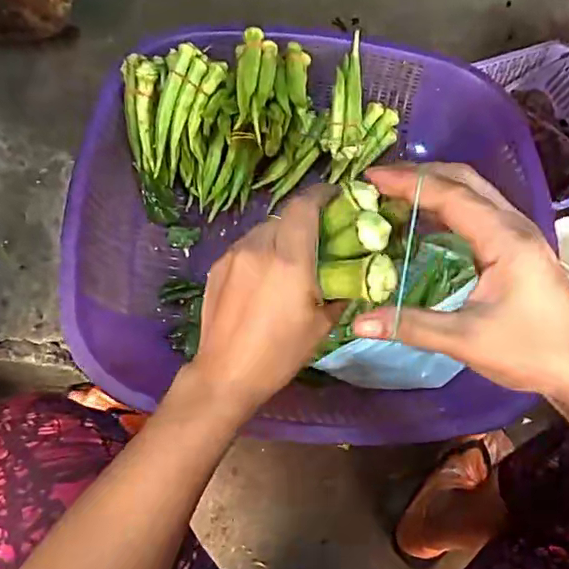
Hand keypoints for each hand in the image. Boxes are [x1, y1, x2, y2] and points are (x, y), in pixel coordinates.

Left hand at [181, 186, 342, 414]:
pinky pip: (247, 246)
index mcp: (289, 259)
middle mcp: (259, 247)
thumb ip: (340, 290)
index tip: (337, 197)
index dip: (322, 194)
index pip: (305, 206)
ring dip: (283, 236)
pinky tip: (267, 277)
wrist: (226, 374)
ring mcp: (233, 255)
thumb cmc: (281, 353)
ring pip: (264, 230)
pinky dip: (263, 251)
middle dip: (306, 220)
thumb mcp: (323, 324)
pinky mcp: (217, 267)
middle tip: (321, 238)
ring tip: (292, 261)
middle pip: (286, 216)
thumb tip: (351, 273)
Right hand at [352, 163, 568, 402]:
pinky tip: (426, 223)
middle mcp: (515, 226)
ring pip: (475, 194)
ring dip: (436, 188)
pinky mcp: (520, 249)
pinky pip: (480, 213)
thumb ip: (412, 325)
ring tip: (395, 196)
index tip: (369, 179)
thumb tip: (359, 323)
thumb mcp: (465, 340)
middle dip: (420, 175)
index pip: (450, 195)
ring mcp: (521, 235)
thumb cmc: (530, 352)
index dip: (407, 184)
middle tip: (378, 182)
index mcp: (504, 238)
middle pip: (465, 181)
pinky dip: (450, 209)